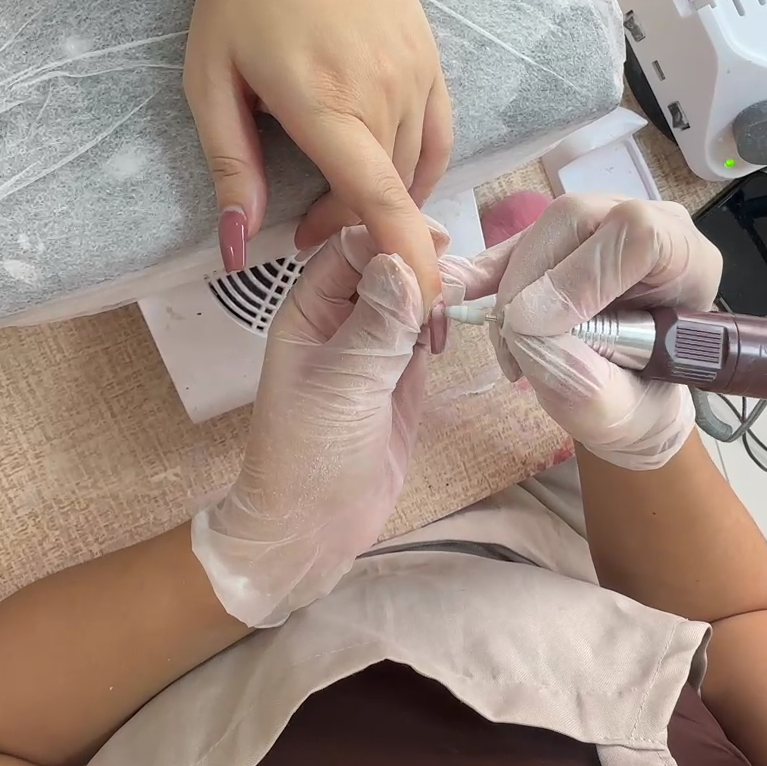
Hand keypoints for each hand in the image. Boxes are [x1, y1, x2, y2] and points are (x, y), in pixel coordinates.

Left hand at [185, 0, 452, 300]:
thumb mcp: (210, 81)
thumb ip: (229, 166)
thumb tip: (237, 245)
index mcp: (326, 104)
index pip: (379, 201)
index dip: (401, 261)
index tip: (411, 306)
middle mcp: (385, 95)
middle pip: (387, 195)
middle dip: (350, 228)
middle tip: (304, 226)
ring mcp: (417, 76)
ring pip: (415, 170)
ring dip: (380, 200)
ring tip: (336, 195)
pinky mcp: (432, 62)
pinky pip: (439, 137)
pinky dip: (420, 171)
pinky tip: (393, 178)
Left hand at [192, 223, 443, 627]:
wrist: (314, 526)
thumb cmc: (311, 451)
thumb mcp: (344, 382)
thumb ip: (378, 323)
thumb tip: (407, 259)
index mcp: (309, 308)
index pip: (351, 247)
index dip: (390, 238)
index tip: (437, 246)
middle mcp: (341, 318)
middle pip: (386, 267)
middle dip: (421, 266)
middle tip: (456, 282)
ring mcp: (373, 347)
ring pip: (410, 299)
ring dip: (435, 297)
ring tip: (457, 309)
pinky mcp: (400, 375)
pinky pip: (423, 334)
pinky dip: (440, 327)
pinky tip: (450, 333)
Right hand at [446, 194, 722, 469]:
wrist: (627, 400)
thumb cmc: (638, 406)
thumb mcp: (621, 416)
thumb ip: (585, 384)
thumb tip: (526, 330)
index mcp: (688, 264)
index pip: (637, 236)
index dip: (579, 277)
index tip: (534, 328)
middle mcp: (648, 225)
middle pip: (575, 218)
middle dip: (528, 279)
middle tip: (510, 339)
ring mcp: (601, 222)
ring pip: (540, 228)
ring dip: (507, 286)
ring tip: (508, 346)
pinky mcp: (559, 235)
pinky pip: (512, 242)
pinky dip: (483, 272)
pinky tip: (464, 295)